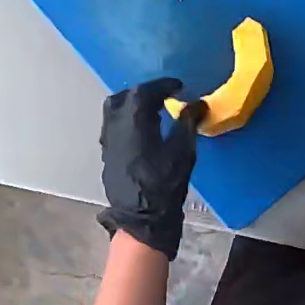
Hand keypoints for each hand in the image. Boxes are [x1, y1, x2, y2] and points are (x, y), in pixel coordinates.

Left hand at [97, 78, 202, 259]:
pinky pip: (113, 125)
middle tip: (165, 96)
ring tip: (152, 110)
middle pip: (126, 96)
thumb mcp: (183, 152)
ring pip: (116, 109)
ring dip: (133, 104)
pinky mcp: (106, 153)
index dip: (164, 85)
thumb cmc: (164, 184)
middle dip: (146, 92)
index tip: (178, 86)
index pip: (147, 91)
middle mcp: (115, 124)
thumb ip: (188, 123)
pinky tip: (141, 130)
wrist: (141, 218)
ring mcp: (107, 139)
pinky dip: (127, 119)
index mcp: (134, 120)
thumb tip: (198, 104)